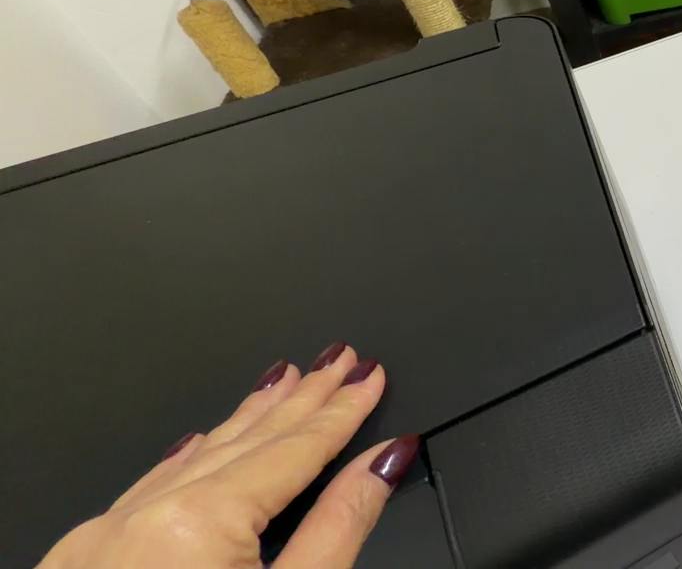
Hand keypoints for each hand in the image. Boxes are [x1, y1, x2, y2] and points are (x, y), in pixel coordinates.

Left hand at [38, 343, 415, 568]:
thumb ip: (344, 522)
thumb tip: (388, 455)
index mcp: (200, 522)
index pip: (298, 445)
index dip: (344, 407)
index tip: (371, 373)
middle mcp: (138, 521)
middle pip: (249, 439)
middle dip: (302, 395)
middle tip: (340, 357)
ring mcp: (92, 545)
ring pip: (196, 455)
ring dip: (251, 415)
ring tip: (288, 377)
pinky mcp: (69, 568)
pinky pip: (144, 489)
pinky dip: (190, 455)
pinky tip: (202, 438)